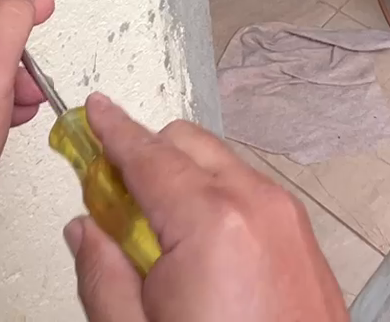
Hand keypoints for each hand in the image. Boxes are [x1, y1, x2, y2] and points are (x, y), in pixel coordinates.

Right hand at [64, 93, 346, 321]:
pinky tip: (199, 255)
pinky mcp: (303, 241)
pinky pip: (248, 192)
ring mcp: (287, 220)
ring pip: (218, 164)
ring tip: (158, 243)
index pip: (147, 153)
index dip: (111, 129)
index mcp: (211, 223)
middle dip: (146, 159)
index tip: (93, 113)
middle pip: (185, 144)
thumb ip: (103, 277)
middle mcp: (256, 205)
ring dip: (182, 180)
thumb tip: (86, 231)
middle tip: (112, 201)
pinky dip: (216, 200)